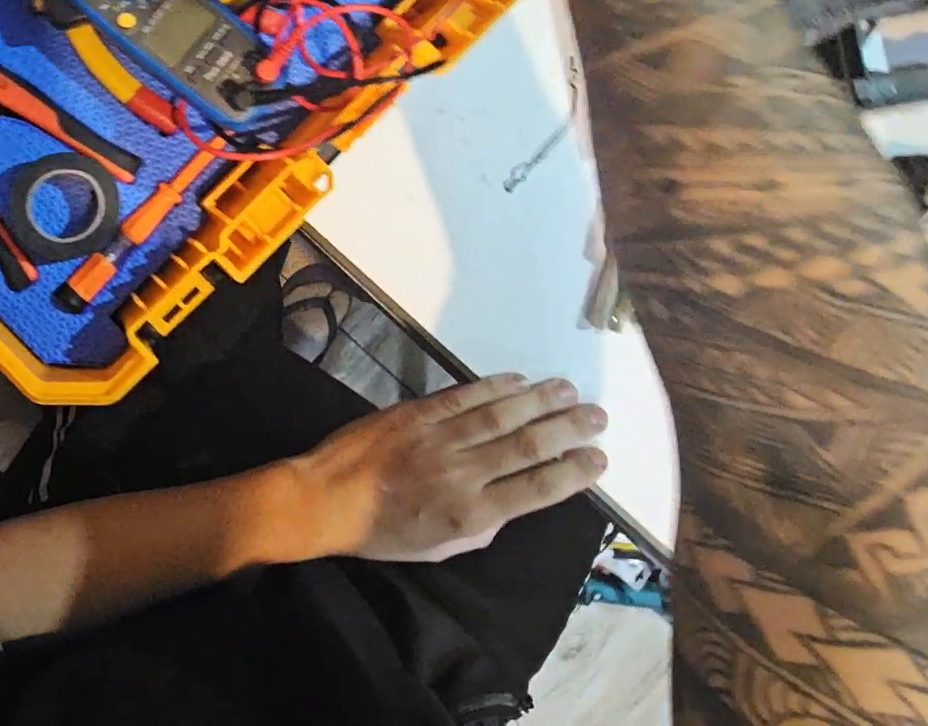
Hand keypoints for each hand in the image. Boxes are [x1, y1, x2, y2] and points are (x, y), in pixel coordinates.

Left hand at [287, 374, 607, 562]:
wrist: (327, 498)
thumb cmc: (384, 531)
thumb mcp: (442, 547)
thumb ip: (484, 524)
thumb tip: (514, 499)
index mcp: (472, 514)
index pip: (537, 489)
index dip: (574, 472)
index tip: (600, 458)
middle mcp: (462, 473)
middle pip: (527, 445)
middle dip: (568, 429)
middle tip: (598, 416)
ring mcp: (437, 439)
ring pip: (499, 415)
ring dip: (539, 401)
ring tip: (568, 390)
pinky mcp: (413, 414)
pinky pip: (460, 397)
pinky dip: (491, 387)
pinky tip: (516, 381)